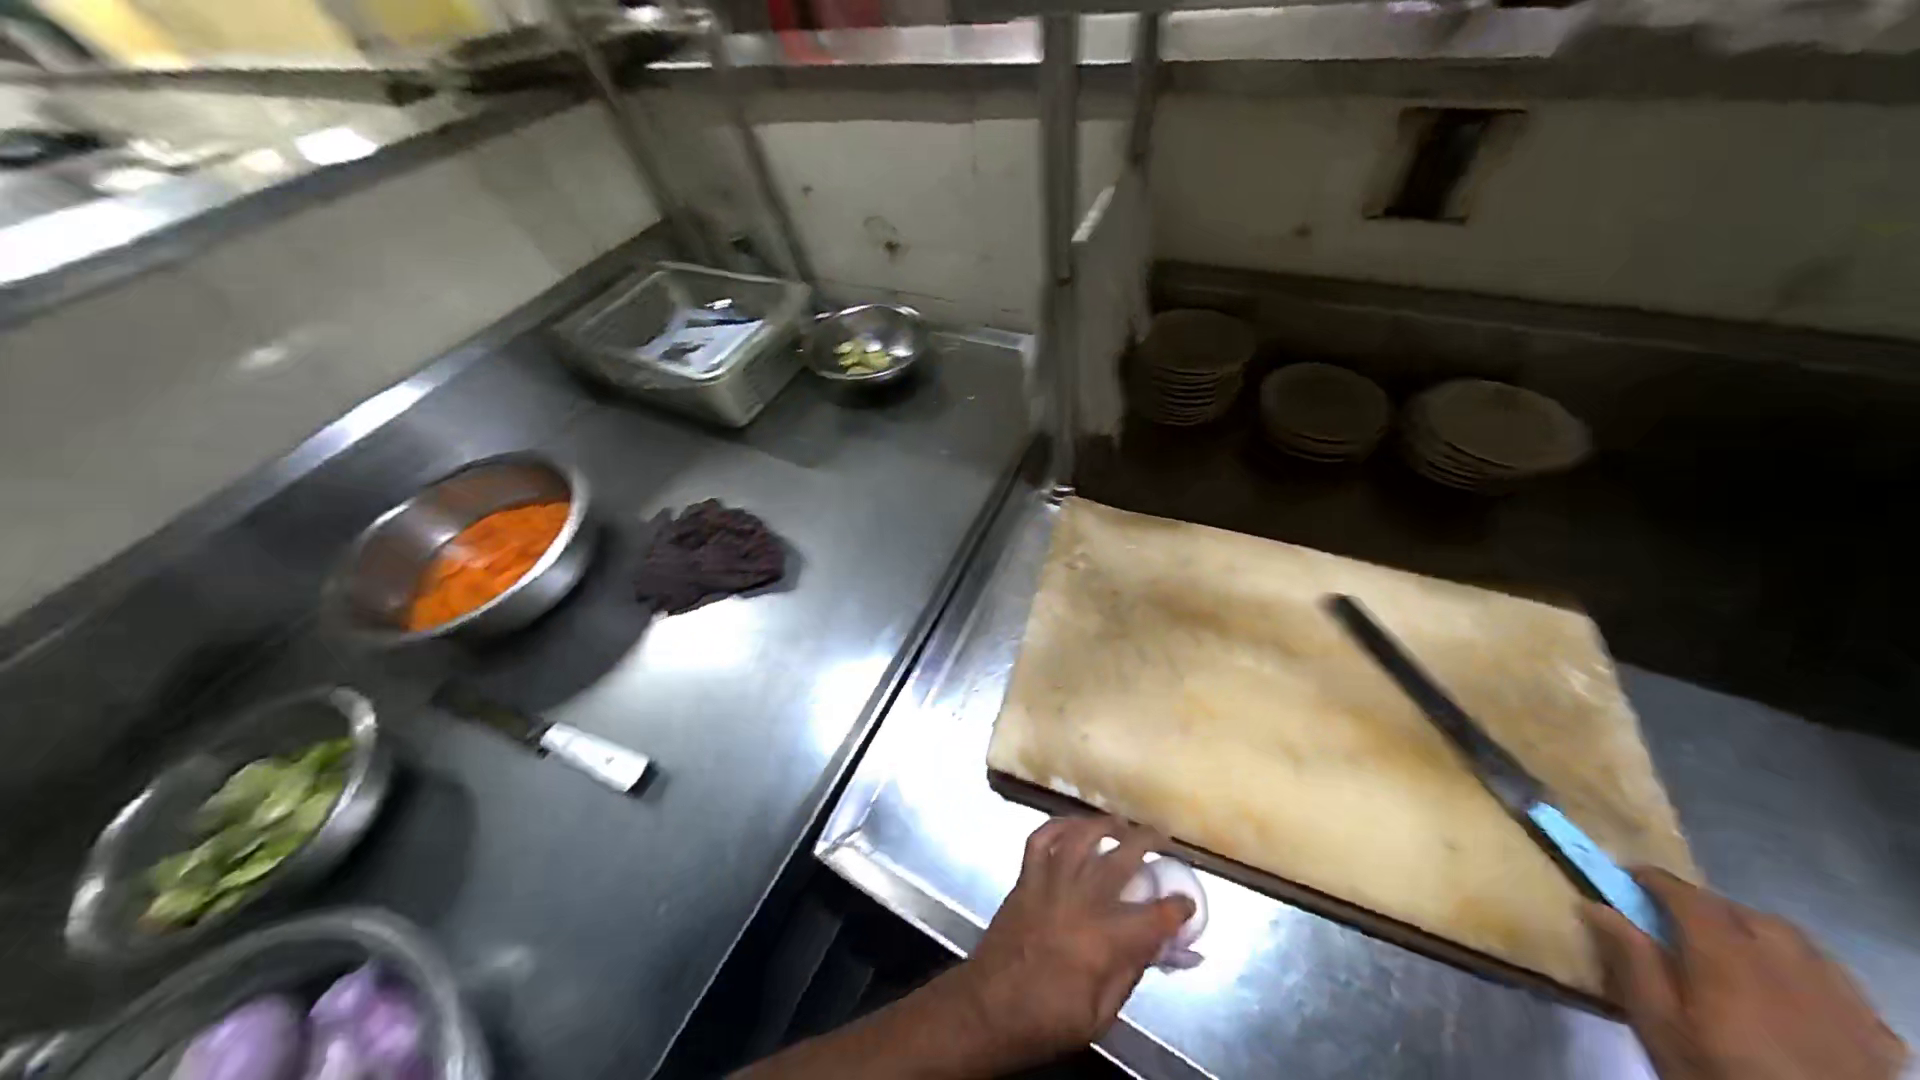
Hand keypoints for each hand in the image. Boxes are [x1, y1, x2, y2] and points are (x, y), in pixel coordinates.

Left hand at [943, 816, 1193, 1072]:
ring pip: (1080, 838)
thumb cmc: (1046, 1020)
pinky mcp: (1024, 880)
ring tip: (1120, 823)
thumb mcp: (1100, 1014)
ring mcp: (1048, 884)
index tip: (1187, 902)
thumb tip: (1162, 949)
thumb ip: (1131, 974)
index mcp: (1104, 940)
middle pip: (1120, 858)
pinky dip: (1057, 826)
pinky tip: (1072, 825)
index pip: (1154, 916)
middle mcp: (1080, 901)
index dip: (1178, 908)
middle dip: (1147, 842)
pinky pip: (1040, 840)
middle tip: (1161, 839)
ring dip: (1104, 825)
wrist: (986, 1009)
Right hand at [1586, 870, 1906, 1079]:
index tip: (1628, 874)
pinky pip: (1838, 980)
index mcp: (1727, 958)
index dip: (1656, 880)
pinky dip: (1806, 967)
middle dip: (1705, 904)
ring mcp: (1841, 1000)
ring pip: (1796, 940)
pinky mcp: (1875, 1034)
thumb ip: (1631, 960)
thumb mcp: (1656, 1022)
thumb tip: (1598, 906)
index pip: (1689, 898)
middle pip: (1745, 913)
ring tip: (1730, 945)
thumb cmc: (1715, 1074)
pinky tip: (1792, 987)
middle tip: (1672, 916)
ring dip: (1755, 929)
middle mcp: (1788, 966)